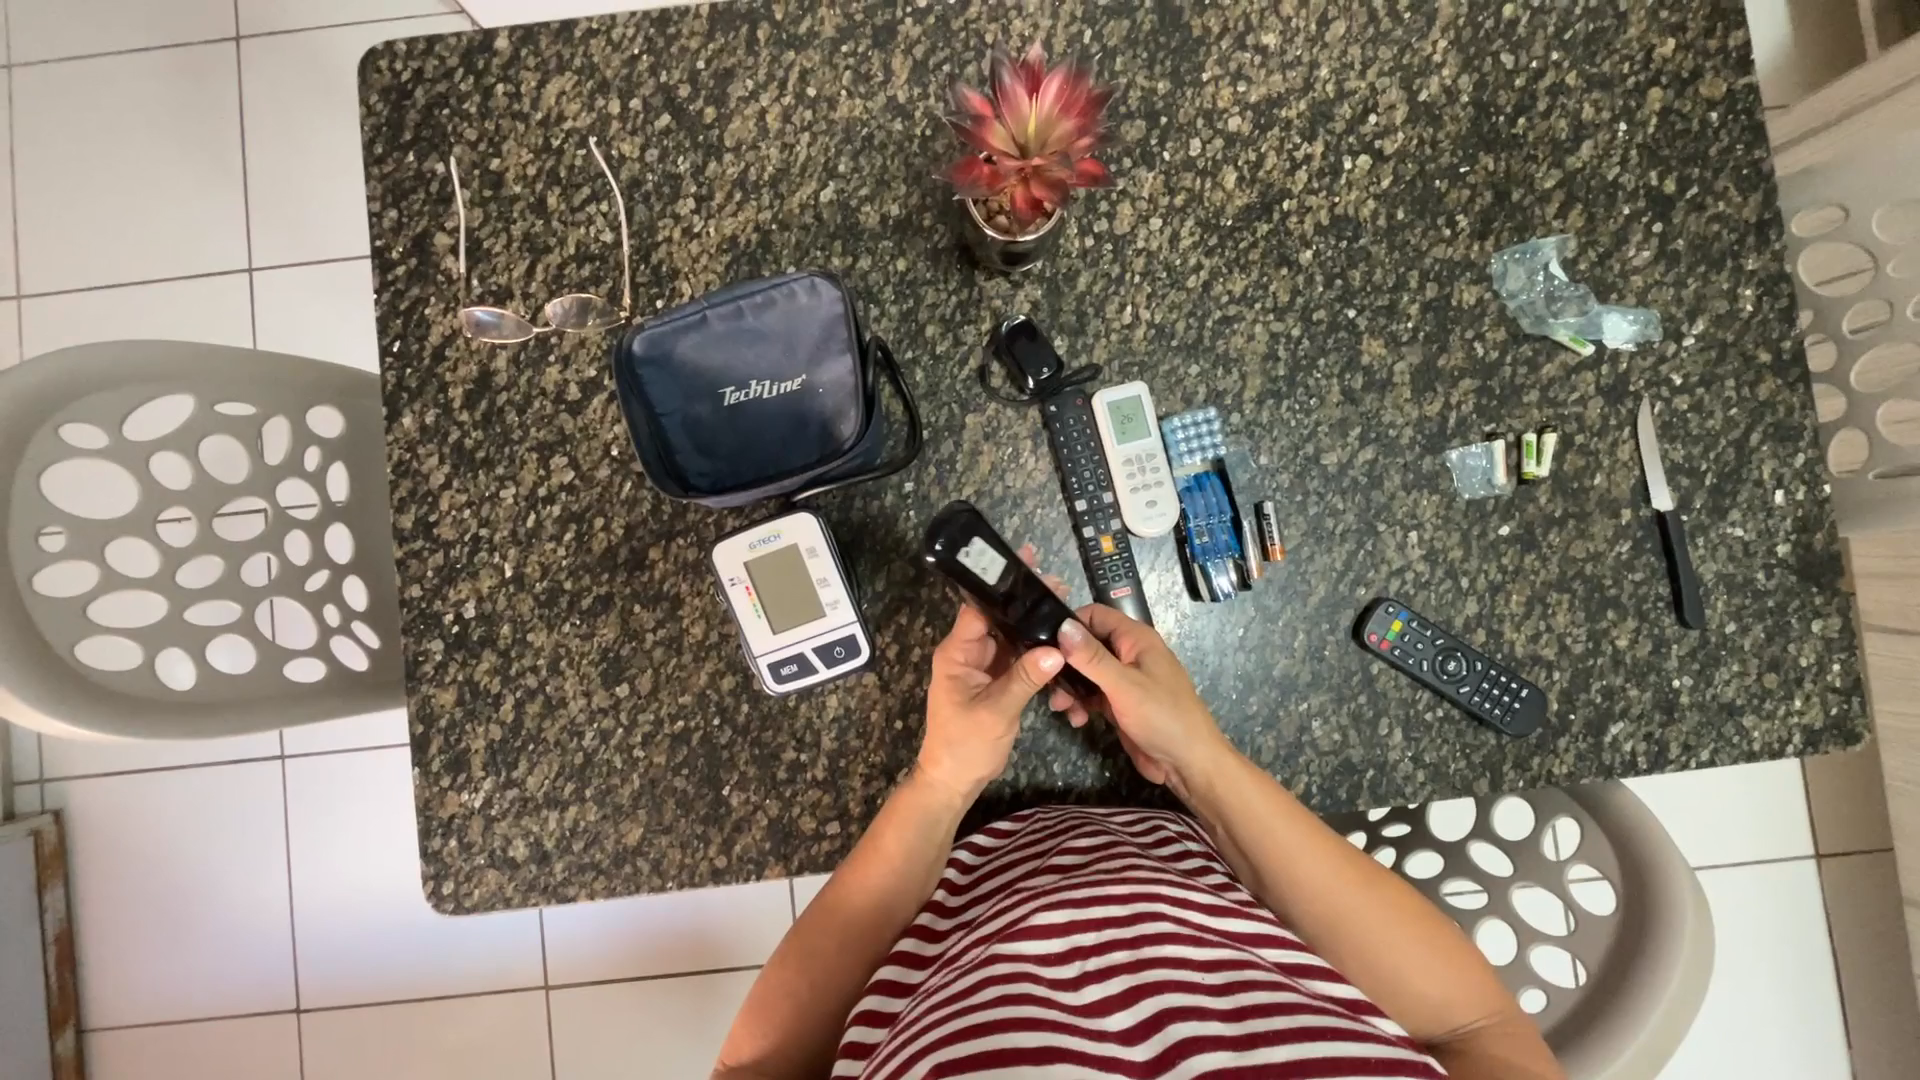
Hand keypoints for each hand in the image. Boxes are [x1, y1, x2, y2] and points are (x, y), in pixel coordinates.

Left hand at [917, 577, 1064, 801]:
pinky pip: (1014, 656)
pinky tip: (1055, 638)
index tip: (1026, 567)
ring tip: (1061, 604)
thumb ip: (1025, 679)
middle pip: (996, 618)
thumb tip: (1055, 651)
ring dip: (1031, 624)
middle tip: (1056, 585)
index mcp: (957, 653)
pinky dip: (1032, 649)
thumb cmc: (964, 745)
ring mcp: (981, 666)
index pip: (977, 609)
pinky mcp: (994, 679)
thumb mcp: (996, 711)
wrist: (954, 780)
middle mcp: (967, 653)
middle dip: (1023, 602)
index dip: (1001, 588)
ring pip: (1008, 636)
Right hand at [1048, 604, 1235, 797]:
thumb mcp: (1123, 685)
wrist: (1188, 764)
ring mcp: (1124, 679)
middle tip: (1047, 682)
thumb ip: (1091, 657)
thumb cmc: (1162, 717)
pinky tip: (1076, 719)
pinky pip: (1092, 695)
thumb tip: (1062, 625)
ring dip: (1070, 687)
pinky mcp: (1119, 703)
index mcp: (1136, 639)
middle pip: (1086, 645)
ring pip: (1086, 673)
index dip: (1070, 625)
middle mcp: (1129, 653)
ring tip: (1060, 707)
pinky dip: (1080, 704)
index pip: (1095, 616)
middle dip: (1065, 663)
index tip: (1045, 644)